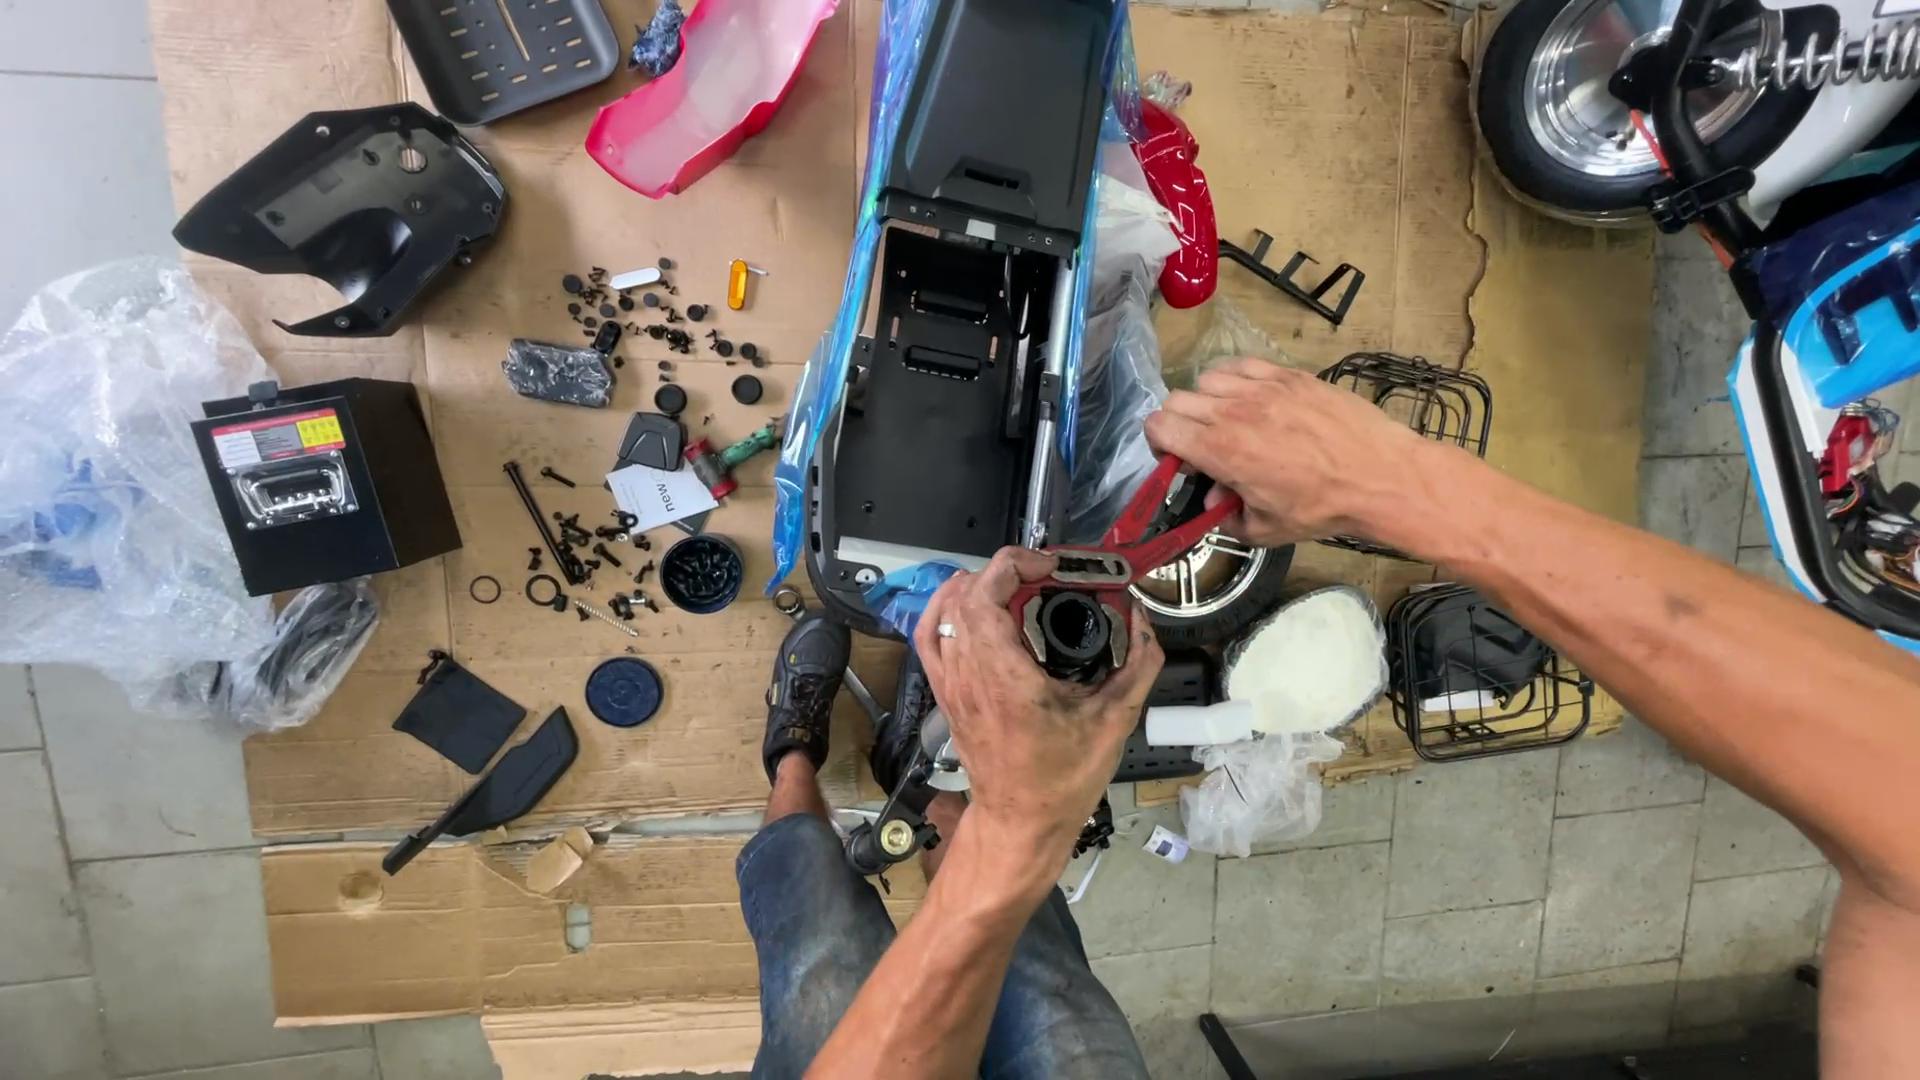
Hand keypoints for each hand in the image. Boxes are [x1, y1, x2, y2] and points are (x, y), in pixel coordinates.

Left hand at [913, 547, 1162, 863]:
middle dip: (1006, 571)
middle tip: (1045, 577)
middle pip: (966, 594)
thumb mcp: (1114, 720)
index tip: (1050, 568)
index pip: (985, 596)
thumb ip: (1138, 664)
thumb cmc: (1063, 779)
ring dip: (979, 585)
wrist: (1021, 820)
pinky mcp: (944, 691)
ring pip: (944, 610)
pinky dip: (944, 608)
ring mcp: (949, 682)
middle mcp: (968, 674)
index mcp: (1005, 677)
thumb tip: (1142, 621)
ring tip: (1015, 585)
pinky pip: (928, 635)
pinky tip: (968, 601)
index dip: (1015, 565)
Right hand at [1143, 357, 1433, 546]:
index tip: (1178, 461)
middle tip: (1200, 445)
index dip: (1158, 444)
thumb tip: (1214, 498)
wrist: (1381, 476)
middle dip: (1178, 424)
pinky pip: (1240, 364)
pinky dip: (1233, 379)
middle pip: (1176, 401)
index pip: (1158, 426)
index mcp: (1221, 450)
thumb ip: (1224, 515)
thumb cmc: (1322, 507)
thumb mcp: (1263, 529)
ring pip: (1205, 380)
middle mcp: (1233, 412)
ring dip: (1205, 401)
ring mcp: (1262, 388)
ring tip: (1227, 420)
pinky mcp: (1288, 374)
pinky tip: (1248, 399)